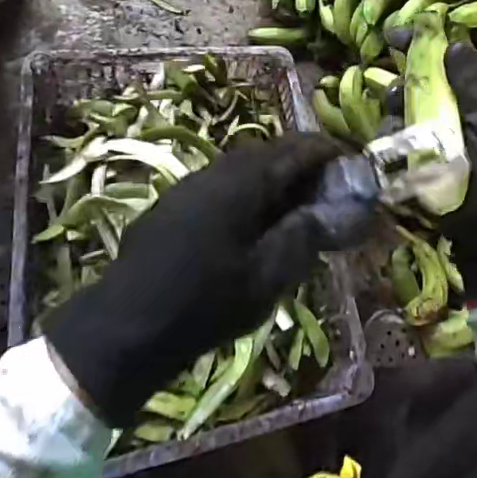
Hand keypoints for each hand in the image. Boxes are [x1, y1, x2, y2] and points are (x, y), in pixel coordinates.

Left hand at [42, 132, 345, 426]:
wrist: (122, 327)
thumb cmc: (204, 304)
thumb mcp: (267, 278)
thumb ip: (304, 235)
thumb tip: (337, 209)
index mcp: (244, 181)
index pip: (298, 149)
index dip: (330, 152)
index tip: (354, 164)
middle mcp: (218, 170)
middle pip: (272, 152)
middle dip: (305, 164)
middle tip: (330, 188)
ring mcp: (192, 184)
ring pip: (246, 167)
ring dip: (277, 178)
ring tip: (298, 206)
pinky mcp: (176, 203)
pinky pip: (224, 183)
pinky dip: (251, 192)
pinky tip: (254, 223)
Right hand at [385, 39, 476, 304]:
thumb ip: (475, 87)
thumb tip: (455, 45)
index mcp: (468, 92)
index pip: (442, 54)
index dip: (419, 39)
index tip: (395, 35)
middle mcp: (443, 102)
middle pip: (413, 74)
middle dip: (400, 75)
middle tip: (398, 89)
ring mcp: (422, 125)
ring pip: (396, 100)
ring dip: (395, 105)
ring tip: (404, 124)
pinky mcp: (406, 147)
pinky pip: (388, 130)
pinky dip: (389, 132)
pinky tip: (398, 148)